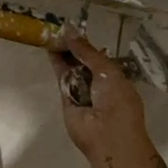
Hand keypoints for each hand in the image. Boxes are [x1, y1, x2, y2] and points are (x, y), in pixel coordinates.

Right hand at [50, 34, 150, 167]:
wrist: (108, 136)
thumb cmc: (117, 101)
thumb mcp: (107, 70)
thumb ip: (87, 51)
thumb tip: (70, 31)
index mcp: (114, 78)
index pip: (97, 58)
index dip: (85, 46)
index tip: (72, 32)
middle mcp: (98, 85)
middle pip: (82, 63)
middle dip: (72, 48)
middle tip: (58, 30)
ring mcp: (81, 93)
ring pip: (70, 69)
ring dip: (62, 53)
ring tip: (51, 34)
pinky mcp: (66, 100)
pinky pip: (62, 78)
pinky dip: (56, 64)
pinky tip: (49, 48)